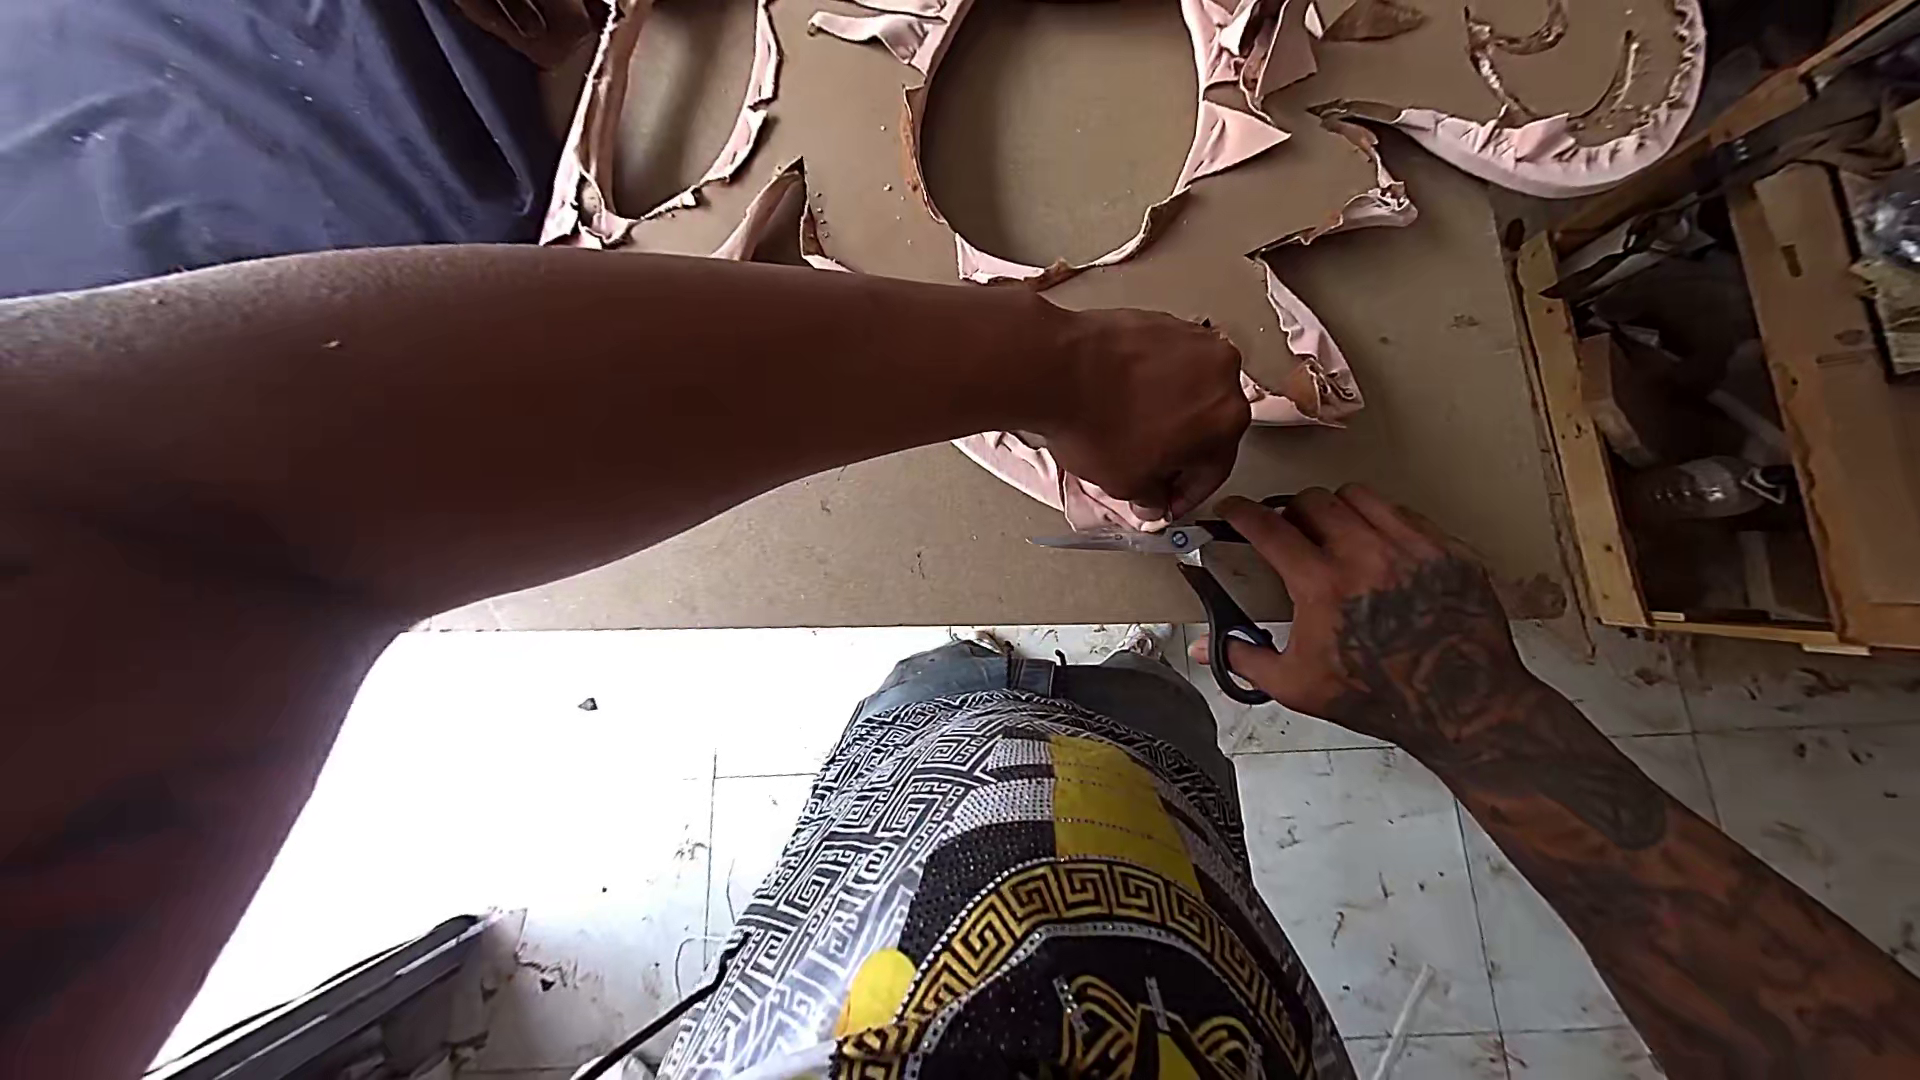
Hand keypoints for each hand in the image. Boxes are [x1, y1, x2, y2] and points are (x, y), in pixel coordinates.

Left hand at [1031, 306, 1249, 521]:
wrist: (1057, 371)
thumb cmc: (1094, 422)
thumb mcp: (1126, 484)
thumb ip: (1151, 496)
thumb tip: (1152, 497)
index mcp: (1226, 420)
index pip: (1214, 469)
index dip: (1187, 494)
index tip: (1167, 500)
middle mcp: (1220, 373)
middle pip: (1206, 425)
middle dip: (1178, 453)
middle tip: (1150, 470)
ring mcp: (1190, 340)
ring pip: (1185, 391)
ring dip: (1164, 415)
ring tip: (1129, 433)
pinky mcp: (1159, 321)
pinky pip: (1161, 364)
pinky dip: (1148, 384)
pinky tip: (1120, 401)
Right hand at [1190, 485, 1538, 757]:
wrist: (1463, 708)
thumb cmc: (1377, 695)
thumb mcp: (1295, 684)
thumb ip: (1242, 659)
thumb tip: (1202, 650)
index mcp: (1322, 586)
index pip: (1268, 527)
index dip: (1241, 512)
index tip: (1232, 509)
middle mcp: (1365, 557)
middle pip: (1312, 500)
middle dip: (1289, 510)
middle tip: (1287, 529)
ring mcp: (1411, 549)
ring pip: (1358, 496)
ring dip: (1334, 507)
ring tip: (1331, 530)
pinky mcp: (1447, 553)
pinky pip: (1404, 512)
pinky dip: (1379, 519)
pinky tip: (1375, 544)